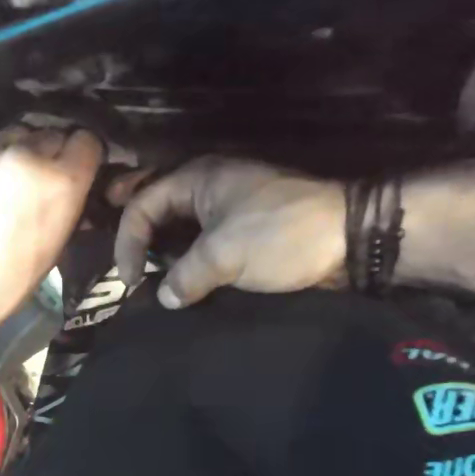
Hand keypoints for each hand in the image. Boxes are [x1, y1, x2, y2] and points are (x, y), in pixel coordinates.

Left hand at [0, 128, 102, 339]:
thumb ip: (65, 203)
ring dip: (5, 159)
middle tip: (29, 185)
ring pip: (5, 141)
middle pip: (46, 136)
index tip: (72, 167)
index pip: (86, 141)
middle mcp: (25, 155)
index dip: (79, 154)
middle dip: (44, 156)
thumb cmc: (7, 284)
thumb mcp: (55, 246)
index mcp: (61, 182)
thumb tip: (66, 186)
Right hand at [113, 156, 345, 308]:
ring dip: (165, 251)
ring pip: (183, 226)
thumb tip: (165, 297)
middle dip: (139, 235)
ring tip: (151, 277)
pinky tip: (185, 278)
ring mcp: (231, 206)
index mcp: (199, 178)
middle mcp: (210, 186)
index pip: (144, 203)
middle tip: (126, 266)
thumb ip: (186, 276)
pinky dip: (191, 258)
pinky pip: (207, 240)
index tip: (130, 279)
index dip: (129, 240)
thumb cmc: (281, 235)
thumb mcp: (225, 255)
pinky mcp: (248, 228)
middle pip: (159, 208)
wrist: (348, 238)